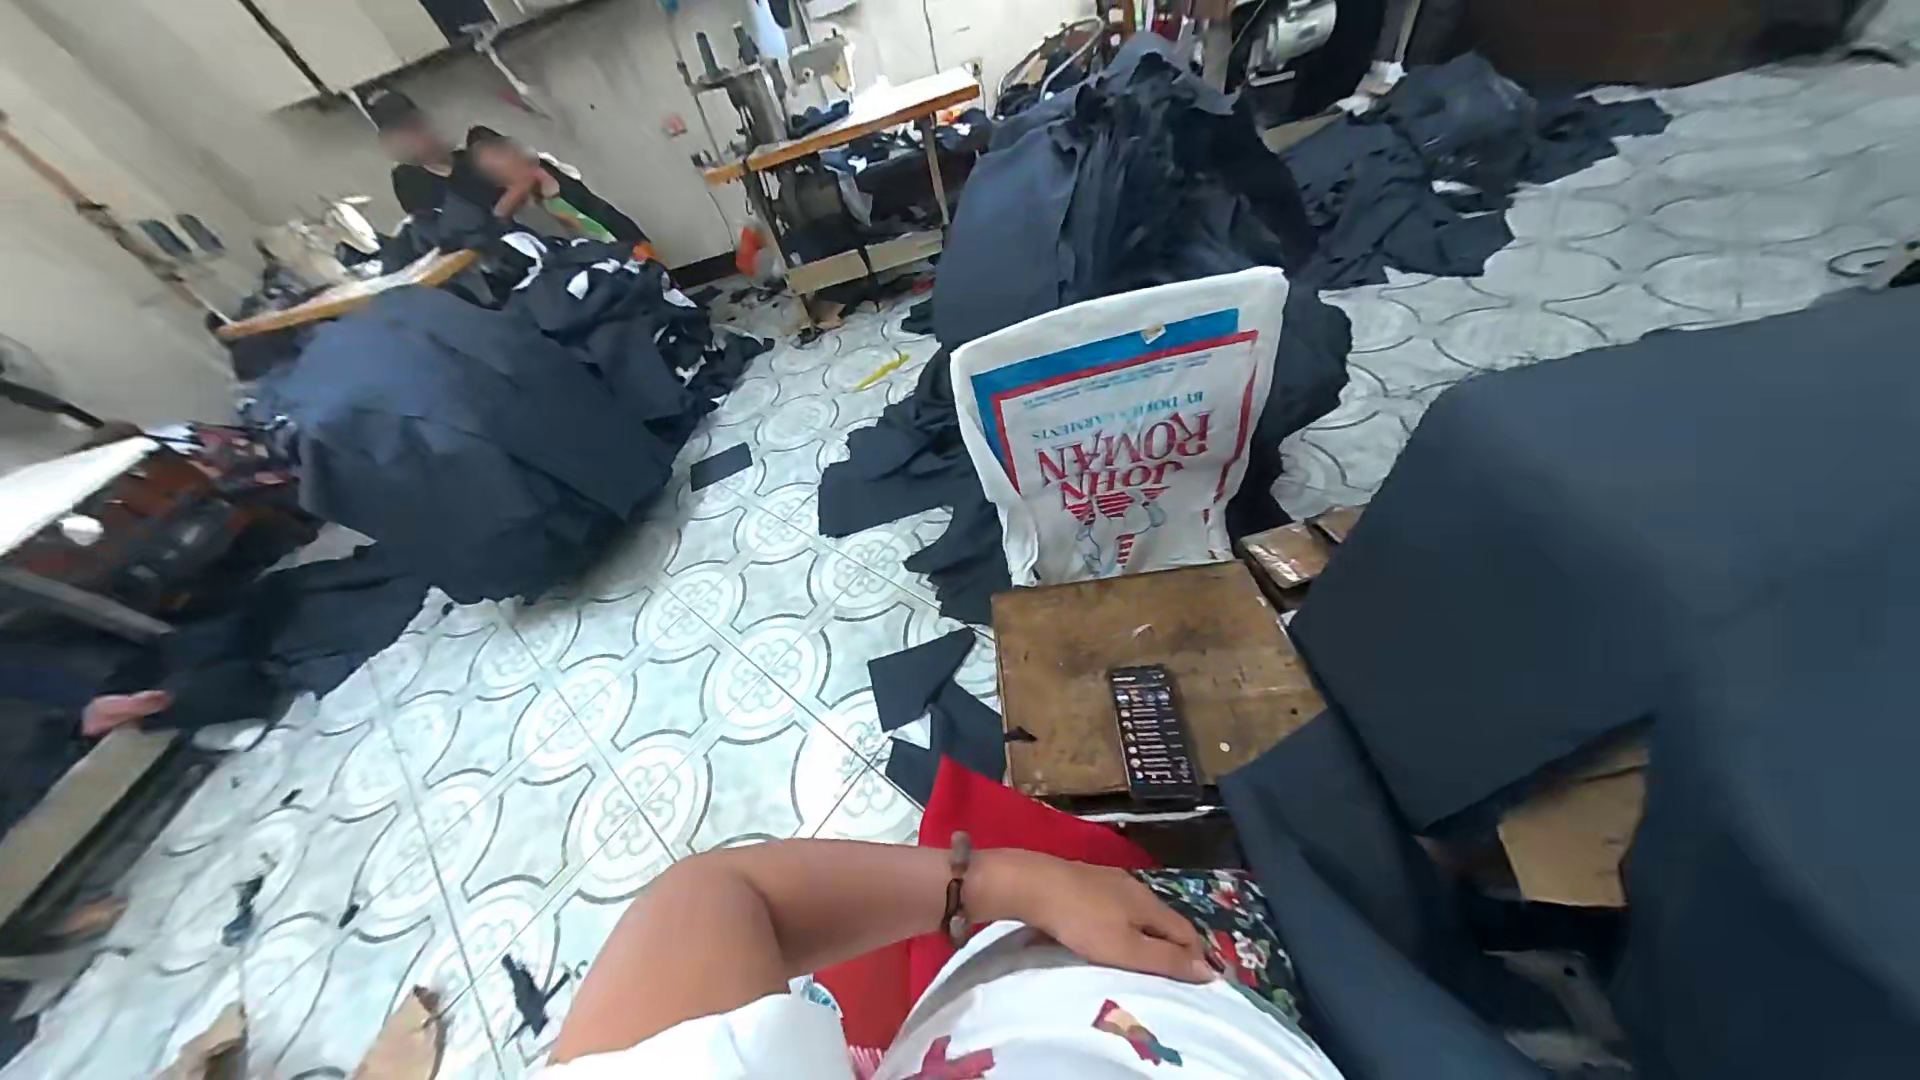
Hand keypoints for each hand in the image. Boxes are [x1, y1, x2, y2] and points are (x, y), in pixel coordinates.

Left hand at [974, 850, 1214, 983]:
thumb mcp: (1127, 950)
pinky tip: (1111, 930)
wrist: (1035, 884)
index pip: (1186, 930)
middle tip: (1172, 973)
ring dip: (1147, 932)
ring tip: (1143, 956)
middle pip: (1163, 917)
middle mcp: (1133, 884)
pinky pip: (1117, 903)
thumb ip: (1166, 960)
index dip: (1196, 955)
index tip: (1198, 981)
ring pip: (1139, 909)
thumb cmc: (1082, 921)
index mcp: (1148, 901)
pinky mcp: (1086, 878)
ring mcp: (1108, 877)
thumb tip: (1208, 970)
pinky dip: (1125, 921)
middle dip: (1172, 944)